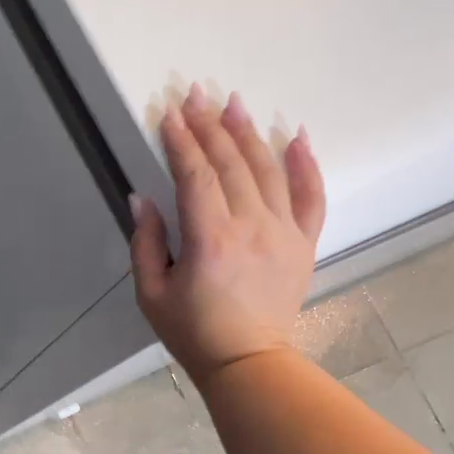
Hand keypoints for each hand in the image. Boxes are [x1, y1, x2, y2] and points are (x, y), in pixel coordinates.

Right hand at [130, 85, 325, 384]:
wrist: (247, 361)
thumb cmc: (191, 331)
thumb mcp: (151, 293)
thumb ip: (146, 242)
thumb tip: (142, 198)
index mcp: (210, 240)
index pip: (195, 176)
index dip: (181, 141)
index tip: (169, 114)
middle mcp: (251, 227)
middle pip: (231, 163)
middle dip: (210, 125)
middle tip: (196, 93)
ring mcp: (283, 232)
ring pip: (268, 169)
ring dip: (249, 133)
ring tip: (234, 103)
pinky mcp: (303, 242)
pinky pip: (311, 196)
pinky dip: (306, 164)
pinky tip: (297, 136)